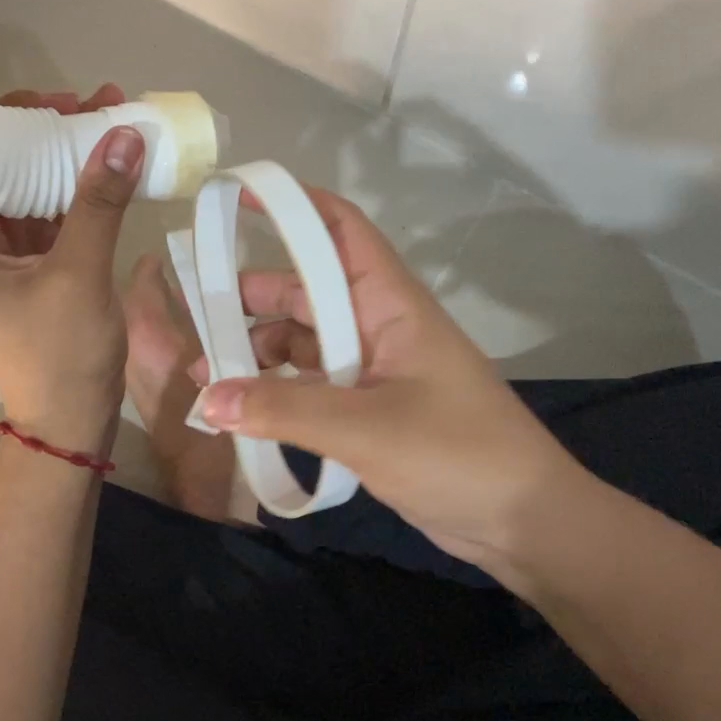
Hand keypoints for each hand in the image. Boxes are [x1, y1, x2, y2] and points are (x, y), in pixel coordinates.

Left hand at [0, 86, 143, 452]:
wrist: (73, 423)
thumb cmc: (59, 358)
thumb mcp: (78, 277)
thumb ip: (98, 205)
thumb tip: (124, 133)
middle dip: (19, 127)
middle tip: (66, 101)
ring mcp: (9, 255)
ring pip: (20, 185)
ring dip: (52, 151)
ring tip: (97, 113)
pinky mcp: (41, 265)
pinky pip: (50, 210)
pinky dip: (74, 184)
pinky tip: (106, 156)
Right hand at [194, 186, 590, 566]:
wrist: (522, 520)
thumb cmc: (457, 455)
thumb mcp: (364, 429)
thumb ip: (282, 410)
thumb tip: (207, 399)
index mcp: (391, 306)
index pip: (340, 233)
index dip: (292, 208)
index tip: (234, 201)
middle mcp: (381, 329)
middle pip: (309, 293)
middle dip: (254, 300)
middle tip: (199, 322)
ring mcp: (376, 373)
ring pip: (307, 344)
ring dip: (260, 356)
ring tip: (210, 381)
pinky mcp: (372, 413)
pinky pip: (314, 388)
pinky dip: (279, 394)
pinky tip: (244, 413)